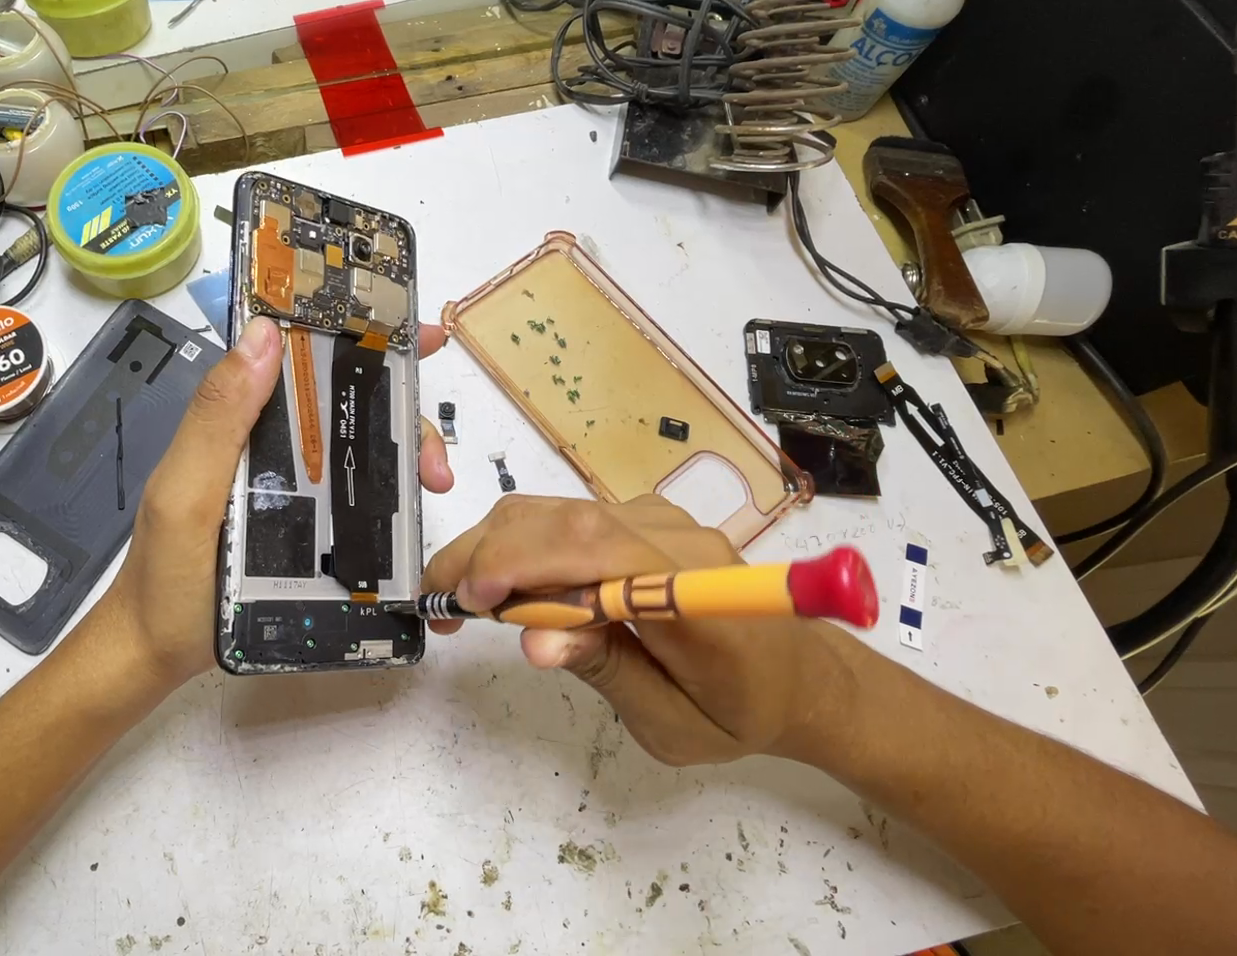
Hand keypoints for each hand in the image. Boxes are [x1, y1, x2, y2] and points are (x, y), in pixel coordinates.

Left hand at [102, 317, 454, 687]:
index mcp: (239, 418)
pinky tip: (413, 505)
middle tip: (435, 453)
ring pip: (357, 442)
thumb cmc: (167, 575)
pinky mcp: (302, 518)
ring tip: (435, 483)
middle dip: (400, 406)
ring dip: (405, 449)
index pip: (298, 354)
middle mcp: (268, 439)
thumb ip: (217, 418)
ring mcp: (288, 480)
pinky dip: (389, 488)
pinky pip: (354, 487)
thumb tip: (265, 333)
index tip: (418, 335)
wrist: (158, 652)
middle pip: (344, 398)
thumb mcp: (185, 493)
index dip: (357, 332)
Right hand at [422, 495, 855, 766]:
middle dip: (486, 553)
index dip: (525, 562)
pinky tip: (504, 587)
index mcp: (698, 595)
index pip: (599, 550)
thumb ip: (609, 672)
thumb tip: (535, 642)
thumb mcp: (675, 724)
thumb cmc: (740, 711)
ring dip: (494, 547)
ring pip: (553, 511)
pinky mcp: (639, 516)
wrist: (798, 673)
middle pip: (563, 520)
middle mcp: (674, 537)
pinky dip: (518, 545)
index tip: (470, 601)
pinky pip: (564, 518)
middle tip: (438, 603)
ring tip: (461, 599)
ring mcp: (656, 518)